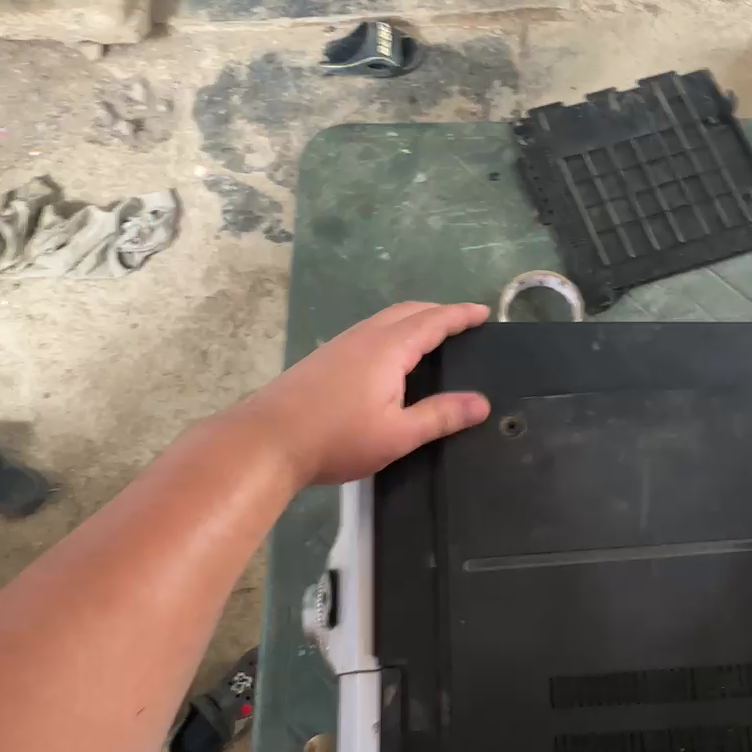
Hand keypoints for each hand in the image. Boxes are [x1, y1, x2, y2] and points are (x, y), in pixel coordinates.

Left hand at [242, 302, 491, 484]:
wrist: (267, 440)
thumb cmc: (337, 438)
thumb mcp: (398, 434)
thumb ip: (441, 416)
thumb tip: (481, 403)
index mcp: (388, 349)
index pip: (433, 321)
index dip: (460, 315)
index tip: (483, 311)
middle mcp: (365, 337)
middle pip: (407, 311)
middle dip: (438, 312)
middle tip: (462, 322)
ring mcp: (340, 345)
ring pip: (385, 320)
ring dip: (413, 320)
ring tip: (432, 336)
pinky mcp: (324, 359)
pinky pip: (369, 332)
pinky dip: (393, 333)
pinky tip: (391, 358)